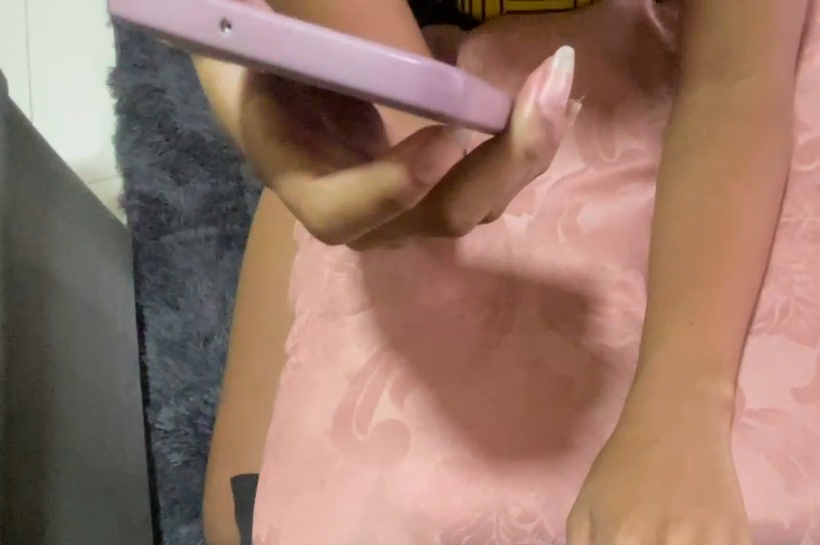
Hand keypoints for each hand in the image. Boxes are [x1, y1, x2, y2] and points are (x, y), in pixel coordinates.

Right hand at [230, 45, 576, 247]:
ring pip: (480, 203)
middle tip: (545, 90)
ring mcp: (412, 212)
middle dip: (501, 159)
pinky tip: (552, 86)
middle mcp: (368, 218)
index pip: (345, 216)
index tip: (445, 138)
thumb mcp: (262, 50)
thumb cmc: (264, 64)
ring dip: (526, 147)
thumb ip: (311, 51)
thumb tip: (367, 57)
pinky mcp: (444, 193)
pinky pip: (494, 180)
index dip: (394, 188)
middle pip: (442, 216)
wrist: (279, 91)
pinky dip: (528, 137)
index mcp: (306, 185)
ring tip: (557, 77)